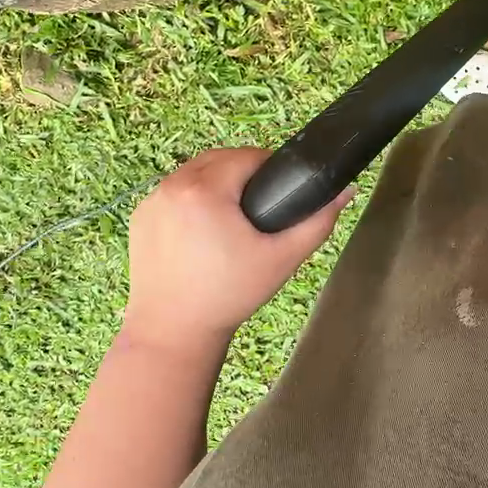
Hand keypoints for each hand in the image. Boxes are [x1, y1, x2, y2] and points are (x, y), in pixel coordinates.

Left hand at [122, 148, 352, 358]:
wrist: (174, 330)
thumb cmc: (231, 293)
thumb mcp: (283, 258)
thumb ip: (318, 221)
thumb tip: (346, 191)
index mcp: (204, 189)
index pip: (247, 156)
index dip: (271, 169)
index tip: (282, 193)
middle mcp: (172, 186)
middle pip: (220, 159)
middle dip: (245, 173)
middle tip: (265, 205)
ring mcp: (151, 200)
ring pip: (196, 173)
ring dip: (219, 182)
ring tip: (238, 214)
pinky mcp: (140, 217)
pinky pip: (175, 192)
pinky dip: (194, 198)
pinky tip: (209, 225)